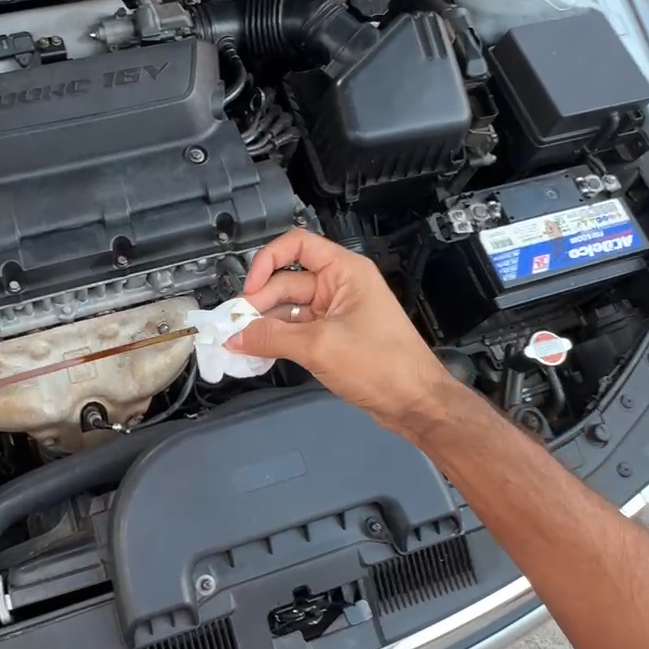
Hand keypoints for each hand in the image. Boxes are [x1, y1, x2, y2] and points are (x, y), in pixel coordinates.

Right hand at [228, 229, 456, 432]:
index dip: (267, 261)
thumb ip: (271, 338)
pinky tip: (257, 352)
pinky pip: (296, 329)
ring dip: (264, 324)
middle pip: (286, 281)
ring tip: (239, 343)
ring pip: (288, 308)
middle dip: (259, 303)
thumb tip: (233, 337)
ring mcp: (335, 311)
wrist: (415, 403)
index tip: (249, 291)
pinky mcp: (333, 335)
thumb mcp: (319, 347)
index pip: (297, 245)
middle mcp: (339, 285)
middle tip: (233, 328)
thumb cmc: (380, 365)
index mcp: (345, 271)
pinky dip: (277, 339)